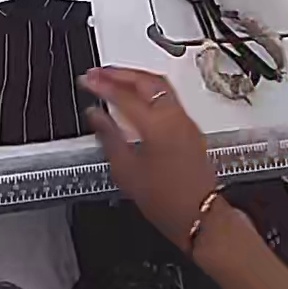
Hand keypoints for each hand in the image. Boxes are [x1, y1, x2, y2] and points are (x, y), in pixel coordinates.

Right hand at [81, 66, 215, 250]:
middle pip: (146, 80)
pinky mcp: (190, 128)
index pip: (123, 95)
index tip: (87, 80)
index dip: (102, 85)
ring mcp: (185, 121)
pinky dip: (149, 89)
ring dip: (136, 77)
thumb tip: (95, 115)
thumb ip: (108, 136)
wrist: (199, 216)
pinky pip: (168, 97)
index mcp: (156, 126)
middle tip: (99, 72)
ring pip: (160, 85)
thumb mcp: (126, 171)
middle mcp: (174, 117)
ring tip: (116, 77)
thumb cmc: (167, 201)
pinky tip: (137, 95)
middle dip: (119, 73)